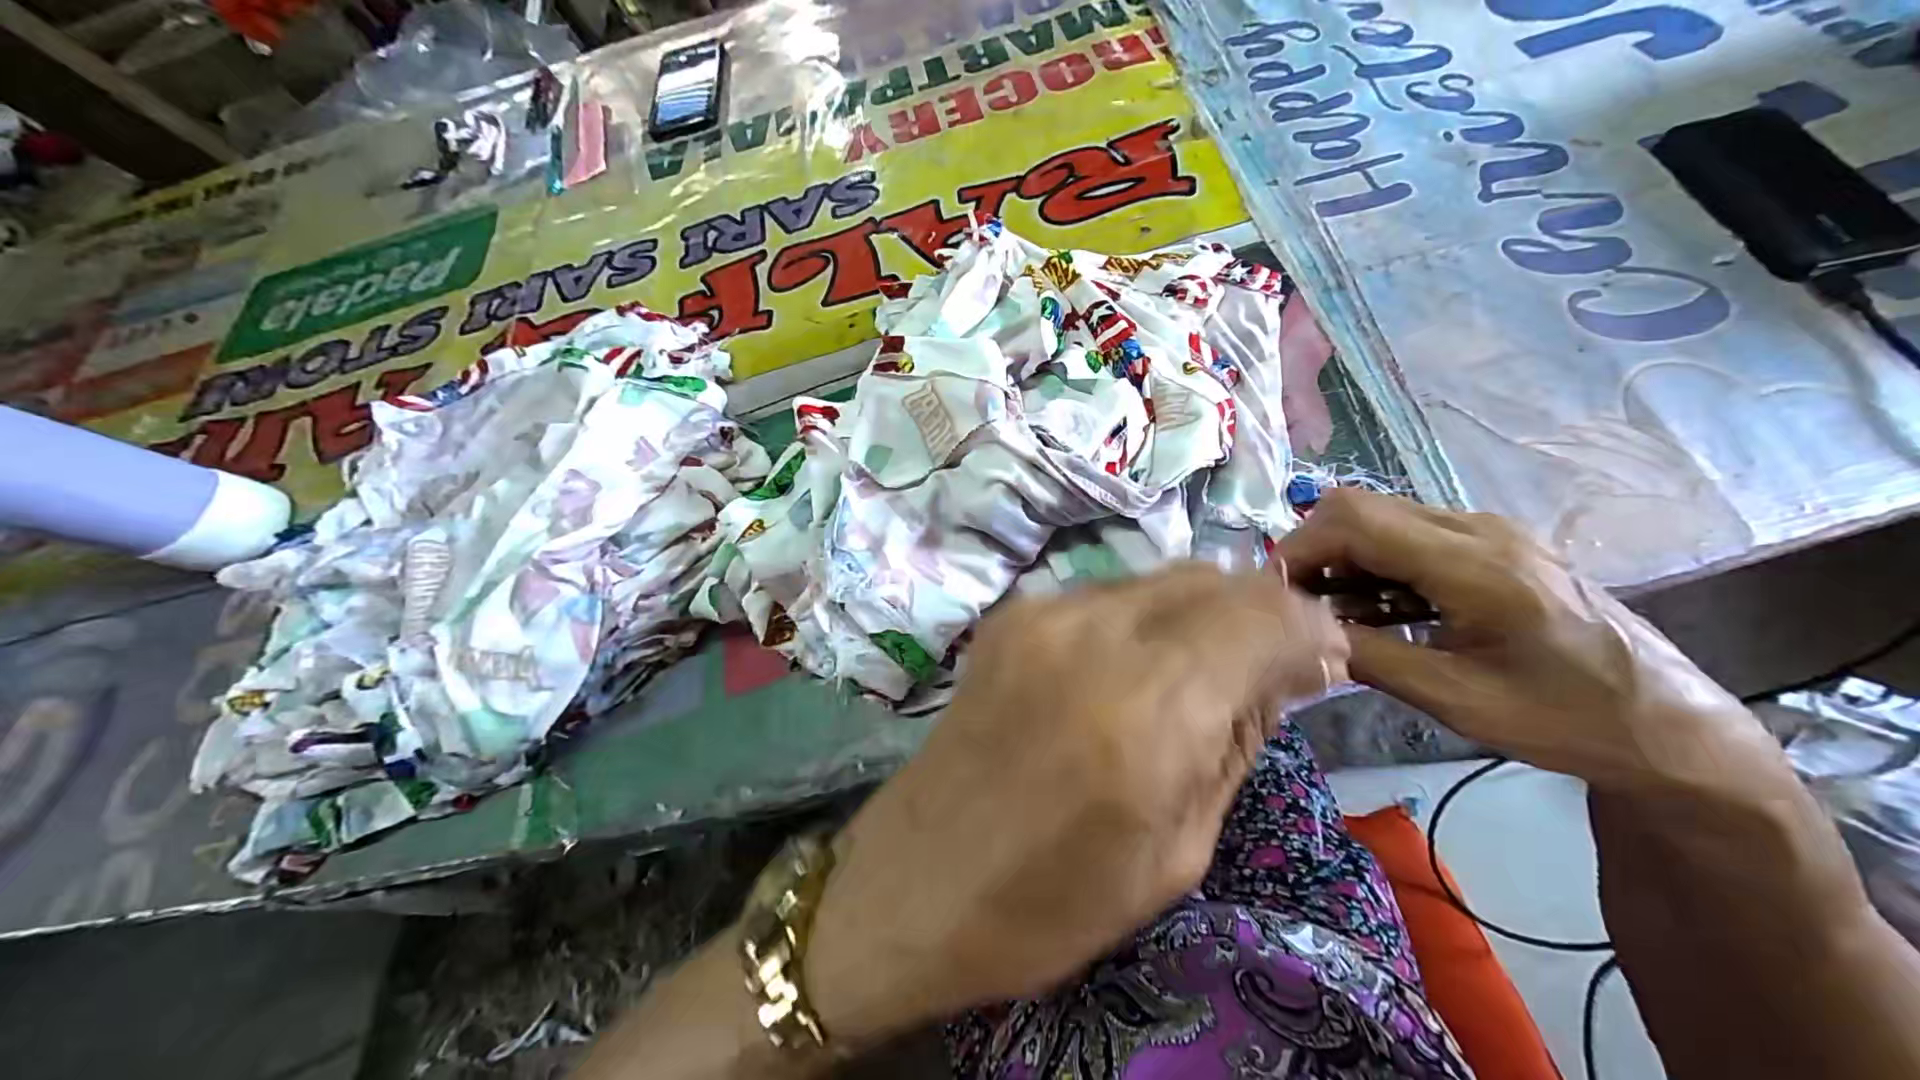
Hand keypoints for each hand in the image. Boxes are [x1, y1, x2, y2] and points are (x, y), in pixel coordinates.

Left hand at [801, 564, 1347, 1045]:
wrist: (914, 882)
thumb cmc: (1052, 900)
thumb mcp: (1180, 847)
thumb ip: (1238, 738)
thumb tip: (1285, 669)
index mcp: (1148, 706)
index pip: (1265, 612)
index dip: (1310, 629)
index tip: (1322, 665)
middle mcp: (1093, 633)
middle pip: (1214, 578)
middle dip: (1259, 615)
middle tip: (1268, 670)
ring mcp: (1042, 613)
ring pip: (1161, 578)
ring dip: (1200, 613)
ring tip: (1199, 672)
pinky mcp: (1010, 614)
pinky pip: (1107, 594)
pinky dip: (1143, 619)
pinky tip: (1132, 669)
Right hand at [1274, 490, 1770, 791]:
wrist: (1667, 724)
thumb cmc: (1566, 719)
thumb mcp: (1456, 699)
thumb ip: (1368, 657)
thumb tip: (1298, 629)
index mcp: (1475, 566)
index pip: (1355, 521)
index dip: (1300, 548)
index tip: (1275, 594)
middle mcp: (1479, 530)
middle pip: (1362, 508)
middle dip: (1314, 551)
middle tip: (1297, 605)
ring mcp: (1490, 533)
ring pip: (1383, 518)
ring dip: (1343, 558)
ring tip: (1332, 613)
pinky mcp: (1494, 546)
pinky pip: (1411, 535)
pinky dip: (1374, 564)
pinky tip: (1375, 609)